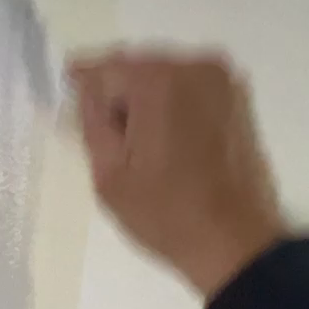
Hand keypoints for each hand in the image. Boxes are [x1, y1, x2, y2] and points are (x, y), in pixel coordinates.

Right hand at [67, 49, 288, 298]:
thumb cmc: (165, 215)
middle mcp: (195, 64)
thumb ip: (90, 121)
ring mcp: (224, 80)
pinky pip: (191, 93)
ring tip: (138, 151)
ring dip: (145, 105)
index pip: (103, 68)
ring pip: (165, 80)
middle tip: (104, 140)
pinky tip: (166, 149)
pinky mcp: (240, 100)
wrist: (235, 243)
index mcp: (158, 79)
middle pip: (137, 69)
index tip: (68, 108)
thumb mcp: (109, 175)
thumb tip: (85, 90)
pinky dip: (173, 111)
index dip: (81, 87)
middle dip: (116, 97)